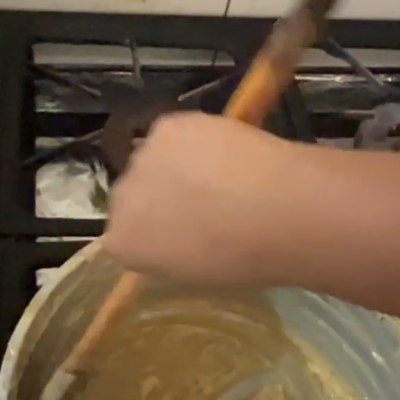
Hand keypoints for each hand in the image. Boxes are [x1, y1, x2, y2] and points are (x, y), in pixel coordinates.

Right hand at [103, 112, 305, 287]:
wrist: (278, 210)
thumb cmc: (244, 259)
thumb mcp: (196, 274)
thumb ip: (170, 253)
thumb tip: (178, 237)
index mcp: (122, 243)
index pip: (123, 236)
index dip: (153, 233)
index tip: (181, 235)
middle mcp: (121, 197)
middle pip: (131, 193)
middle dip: (157, 196)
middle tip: (199, 203)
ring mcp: (143, 156)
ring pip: (153, 158)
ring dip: (174, 164)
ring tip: (218, 174)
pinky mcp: (168, 125)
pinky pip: (174, 133)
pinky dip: (194, 139)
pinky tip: (223, 151)